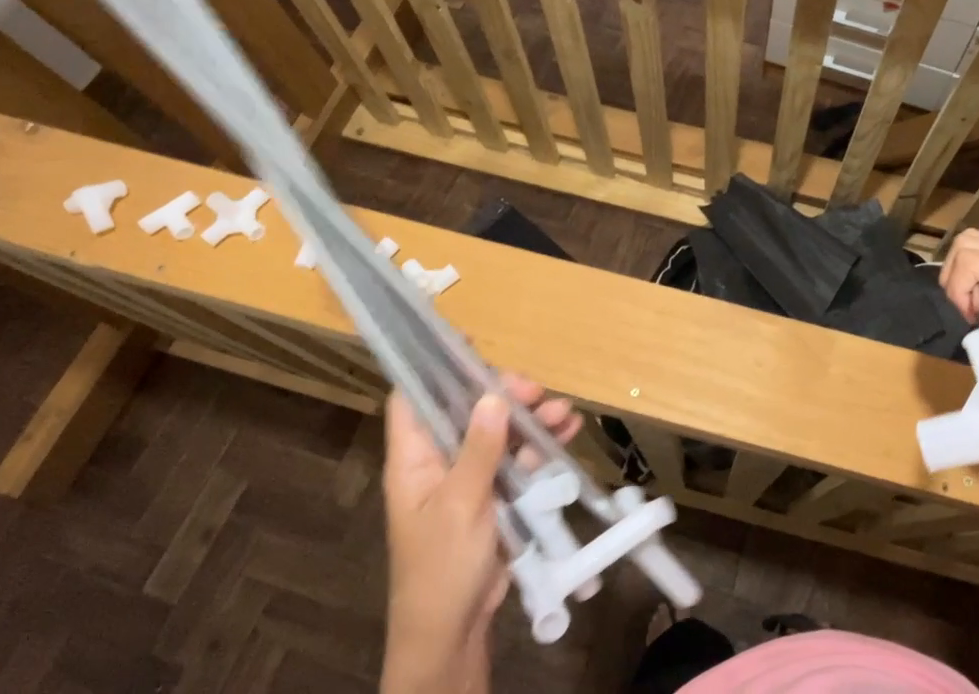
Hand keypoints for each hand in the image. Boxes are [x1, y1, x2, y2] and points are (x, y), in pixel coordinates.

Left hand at [380, 375, 581, 693]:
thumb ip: (478, 450)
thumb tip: (491, 395)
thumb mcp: (460, 505)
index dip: (434, 370)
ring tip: (565, 415)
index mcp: (413, 460)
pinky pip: (516, 463)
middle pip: (466, 412)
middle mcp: (437, 463)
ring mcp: (467, 481)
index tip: (469, 347)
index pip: (412, 400)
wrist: (452, 631)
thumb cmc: (442, 567)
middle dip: (502, 396)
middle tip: (536, 392)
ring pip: (498, 435)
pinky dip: (539, 449)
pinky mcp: (493, 499)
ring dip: (530, 422)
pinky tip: (566, 436)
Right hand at [940, 230, 978, 385]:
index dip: (959, 288)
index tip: (969, 317)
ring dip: (957, 273)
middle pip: (966, 244)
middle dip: (956, 279)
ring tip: (966, 301)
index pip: (970, 258)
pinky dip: (962, 271)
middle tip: (967, 309)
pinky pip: (971, 251)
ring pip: (967, 243)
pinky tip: (970, 295)